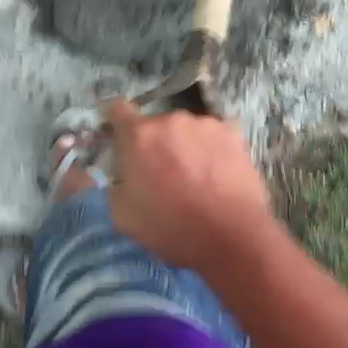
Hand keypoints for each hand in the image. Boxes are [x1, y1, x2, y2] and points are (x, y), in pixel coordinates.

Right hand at [100, 98, 280, 272]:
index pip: (118, 110)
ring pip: (186, 131)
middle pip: (155, 126)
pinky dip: (211, 151)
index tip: (122, 140)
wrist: (231, 238)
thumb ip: (115, 185)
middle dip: (155, 145)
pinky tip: (218, 176)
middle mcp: (170, 120)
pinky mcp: (232, 133)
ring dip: (185, 146)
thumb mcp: (122, 216)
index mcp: (139, 135)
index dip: (117, 123)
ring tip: (196, 179)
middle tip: (164, 176)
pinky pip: (213, 137)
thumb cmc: (171, 228)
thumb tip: (122, 176)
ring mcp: (204, 124)